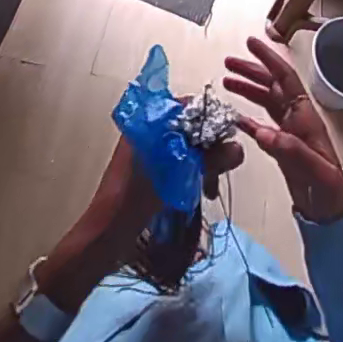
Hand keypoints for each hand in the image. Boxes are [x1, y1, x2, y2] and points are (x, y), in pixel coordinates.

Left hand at [37, 113, 243, 311]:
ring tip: (208, 190)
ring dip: (201, 164)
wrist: (105, 235)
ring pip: (186, 146)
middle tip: (218, 175)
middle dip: (208, 148)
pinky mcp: (149, 168)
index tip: (227, 144)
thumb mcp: (175, 179)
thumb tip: (238, 148)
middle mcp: (147, 130)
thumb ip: (207, 162)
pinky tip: (197, 192)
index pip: (186, 106)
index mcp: (148, 123)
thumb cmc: (133, 201)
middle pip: (189, 127)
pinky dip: (190, 172)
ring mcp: (147, 150)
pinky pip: (178, 161)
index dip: (210, 120)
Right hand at [223, 32, 342, 223]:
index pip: (285, 79)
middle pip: (271, 85)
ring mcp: (288, 131)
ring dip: (247, 88)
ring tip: (226, 80)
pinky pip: (260, 124)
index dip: (268, 59)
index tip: (251, 42)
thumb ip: (291, 150)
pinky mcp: (280, 147)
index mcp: (305, 116)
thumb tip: (261, 132)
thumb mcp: (316, 170)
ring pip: (265, 100)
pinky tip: (233, 114)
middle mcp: (296, 118)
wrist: (332, 215)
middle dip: (251, 70)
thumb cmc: (330, 191)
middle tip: (228, 61)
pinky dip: (246, 116)